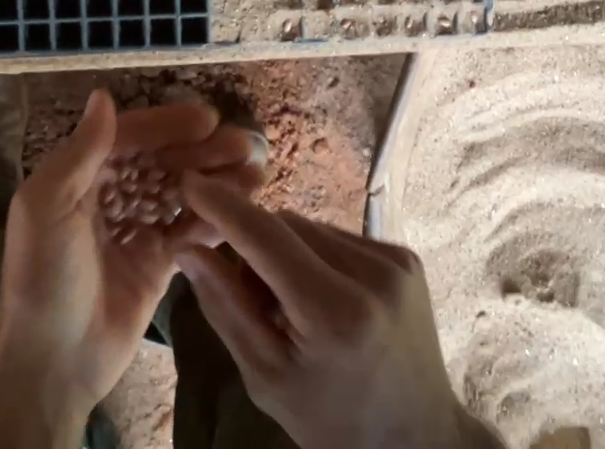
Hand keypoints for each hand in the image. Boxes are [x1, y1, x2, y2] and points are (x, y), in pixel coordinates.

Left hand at [0, 91, 265, 447]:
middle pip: (159, 162)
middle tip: (245, 144)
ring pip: (178, 193)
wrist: (53, 364)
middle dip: (200, 151)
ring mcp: (133, 230)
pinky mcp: (155, 264)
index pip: (128, 138)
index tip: (208, 119)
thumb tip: (103, 96)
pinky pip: (187, 231)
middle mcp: (107, 196)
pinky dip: (211, 219)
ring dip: (213, 179)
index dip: (166, 126)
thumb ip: (80, 153)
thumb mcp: (48, 208)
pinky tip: (241, 209)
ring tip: (255, 171)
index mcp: (78, 178)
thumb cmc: (44, 278)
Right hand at [175, 174, 493, 448]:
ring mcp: (396, 261)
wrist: (418, 439)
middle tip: (255, 300)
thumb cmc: (332, 420)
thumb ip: (225, 306)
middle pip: (285, 224)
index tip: (189, 182)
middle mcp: (373, 275)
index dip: (223, 207)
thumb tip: (186, 247)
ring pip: (309, 225)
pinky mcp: (406, 256)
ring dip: (286, 250)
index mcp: (336, 313)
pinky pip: (336, 234)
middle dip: (256, 248)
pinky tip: (324, 298)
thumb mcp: (266, 376)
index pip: (266, 237)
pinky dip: (316, 255)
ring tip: (293, 306)